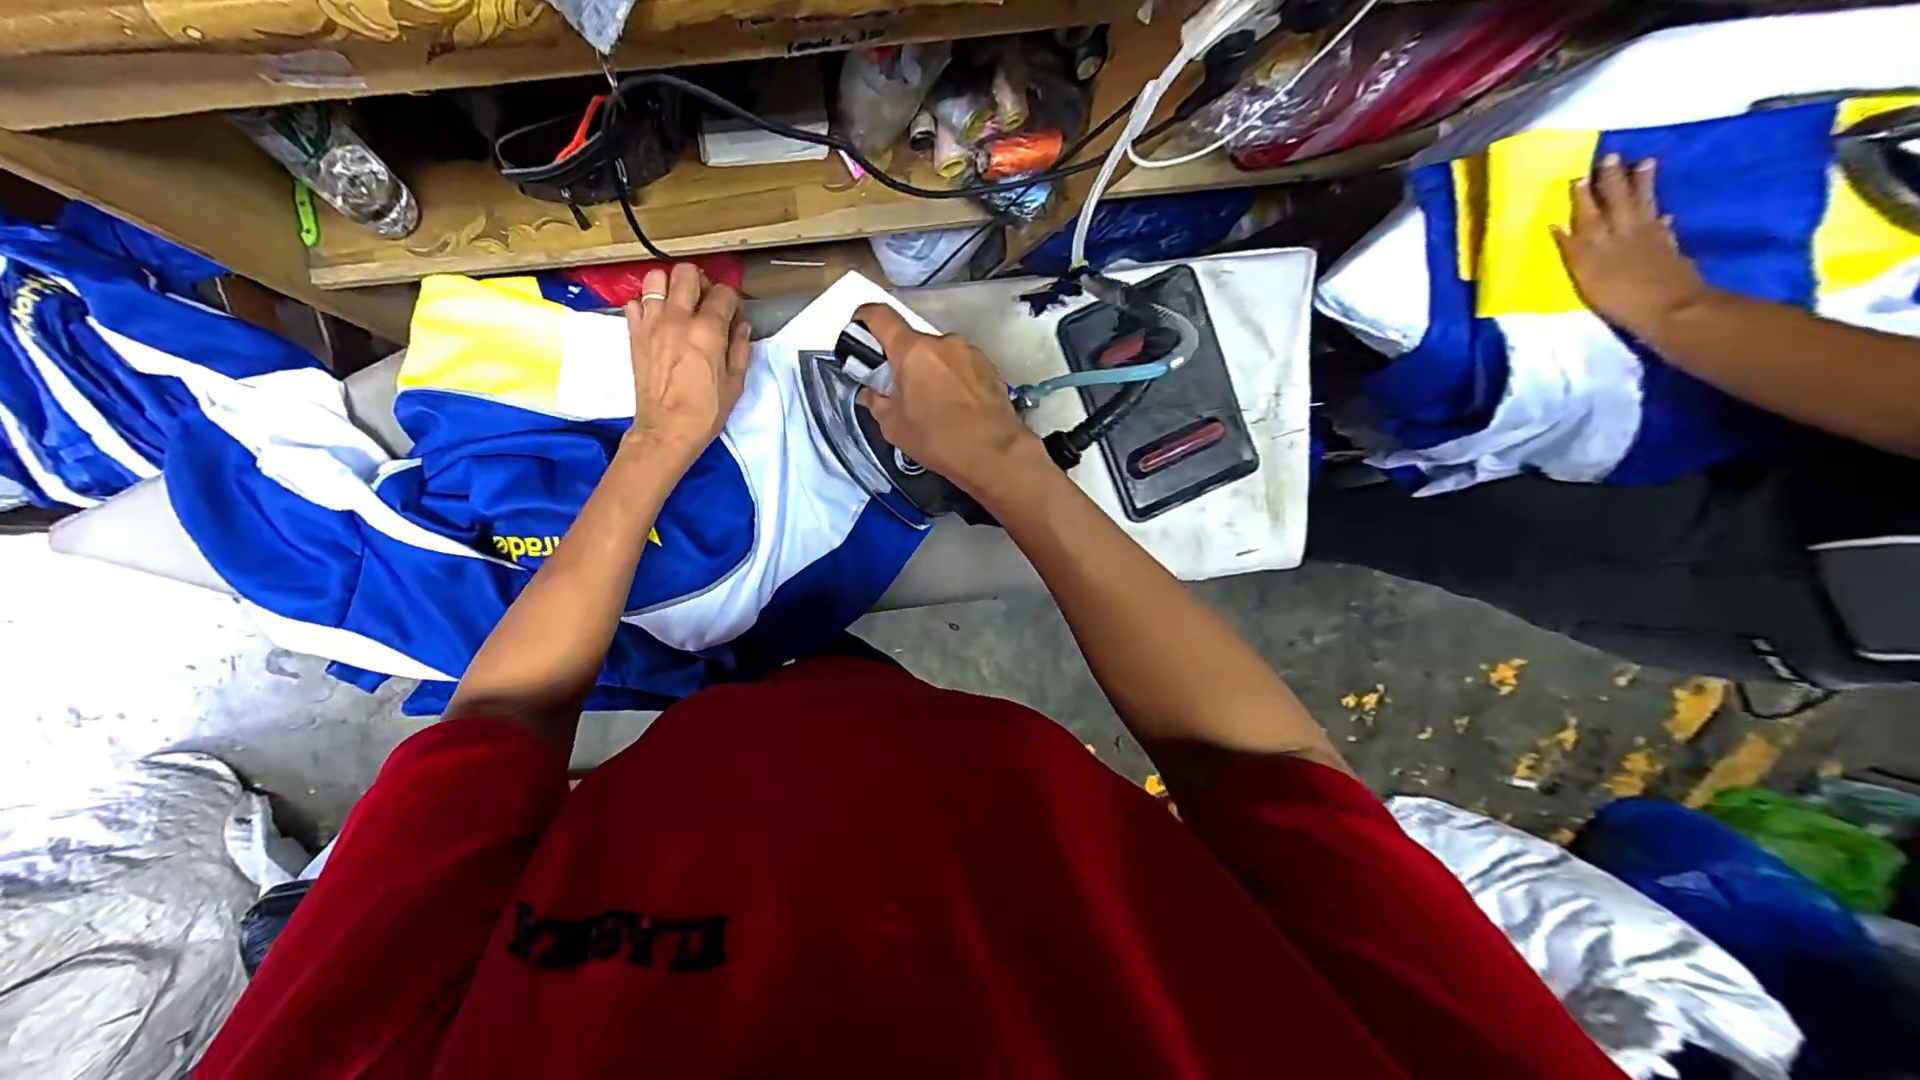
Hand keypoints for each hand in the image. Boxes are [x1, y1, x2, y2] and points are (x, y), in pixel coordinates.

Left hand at [621, 263, 750, 466]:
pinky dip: (648, 304)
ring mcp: (651, 322)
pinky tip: (659, 320)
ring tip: (679, 304)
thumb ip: (740, 347)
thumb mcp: (736, 382)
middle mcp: (678, 318)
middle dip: (702, 282)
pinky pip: (636, 301)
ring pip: (656, 278)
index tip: (733, 317)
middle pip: (687, 273)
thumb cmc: (706, 410)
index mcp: (708, 330)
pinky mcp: (633, 332)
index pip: (724, 293)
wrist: (667, 429)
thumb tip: (741, 325)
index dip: (733, 302)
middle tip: (705, 301)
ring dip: (671, 286)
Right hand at [852, 303, 1044, 496]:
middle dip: (904, 362)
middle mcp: (942, 342)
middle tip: (902, 392)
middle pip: (913, 342)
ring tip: (935, 405)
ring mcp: (969, 352)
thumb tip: (873, 393)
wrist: (995, 452)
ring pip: (939, 355)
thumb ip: (877, 402)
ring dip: (931, 372)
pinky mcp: (989, 366)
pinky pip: (961, 366)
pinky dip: (953, 379)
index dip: (865, 318)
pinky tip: (957, 406)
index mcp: (912, 351)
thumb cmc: (939, 440)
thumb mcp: (894, 427)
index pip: (881, 316)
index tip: (859, 330)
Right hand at [1553, 155, 1715, 341]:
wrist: (1670, 310)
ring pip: (1642, 207)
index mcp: (1600, 246)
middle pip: (1617, 204)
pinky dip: (1659, 218)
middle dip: (1612, 182)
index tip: (1580, 176)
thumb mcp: (1587, 279)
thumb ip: (1574, 251)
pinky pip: (1662, 227)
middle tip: (1611, 156)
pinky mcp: (1667, 248)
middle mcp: (1624, 236)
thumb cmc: (1620, 303)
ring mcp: (1649, 240)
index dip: (1583, 196)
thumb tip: (1560, 227)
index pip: (1588, 216)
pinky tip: (1661, 214)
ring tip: (1643, 164)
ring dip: (1641, 187)